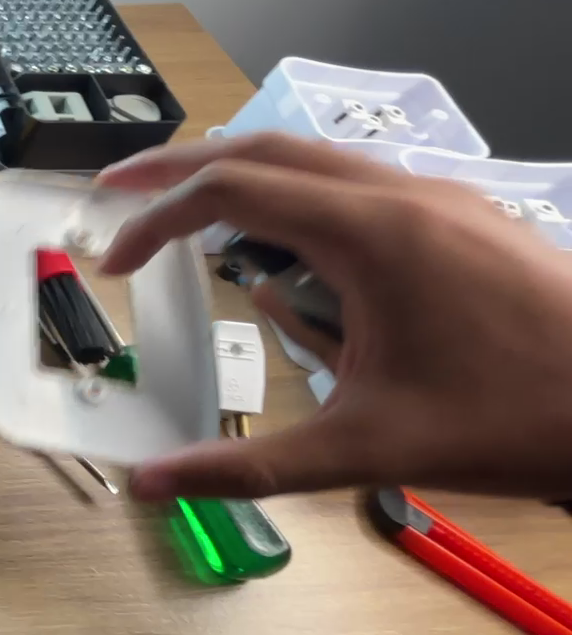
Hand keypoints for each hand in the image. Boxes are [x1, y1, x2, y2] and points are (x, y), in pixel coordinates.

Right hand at [97, 132, 571, 502]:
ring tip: (176, 205)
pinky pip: (346, 182)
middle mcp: (401, 198)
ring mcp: (436, 201)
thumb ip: (245, 466)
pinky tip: (269, 241)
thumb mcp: (368, 449)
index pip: (226, 193)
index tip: (113, 267)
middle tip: (112, 187)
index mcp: (372, 235)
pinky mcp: (455, 218)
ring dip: (230, 172)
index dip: (152, 223)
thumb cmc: (522, 419)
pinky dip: (282, 192)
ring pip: (307, 156)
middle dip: (173, 165)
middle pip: (260, 148)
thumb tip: (145, 485)